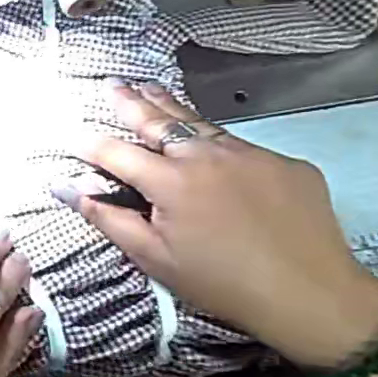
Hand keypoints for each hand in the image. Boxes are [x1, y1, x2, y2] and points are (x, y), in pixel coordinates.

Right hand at [55, 80, 377, 366]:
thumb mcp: (155, 258)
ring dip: (171, 108)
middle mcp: (206, 155)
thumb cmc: (220, 283)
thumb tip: (68, 189)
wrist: (308, 293)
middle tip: (114, 83)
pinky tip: (212, 149)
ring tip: (152, 90)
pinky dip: (216, 143)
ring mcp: (249, 153)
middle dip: (131, 101)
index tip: (72, 132)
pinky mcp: (283, 162)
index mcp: (170, 181)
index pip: (118, 152)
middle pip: (160, 121)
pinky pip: (241, 147)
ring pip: (201, 124)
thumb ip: (109, 219)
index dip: (90, 143)